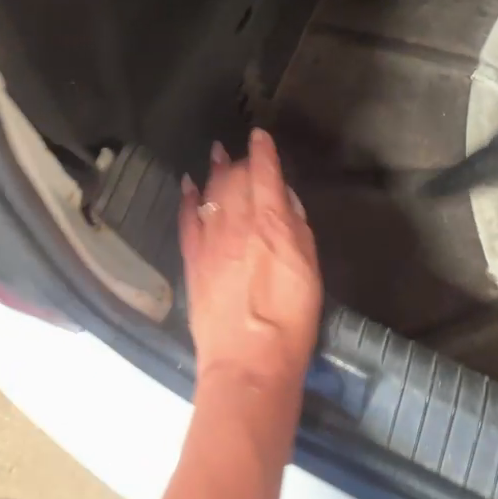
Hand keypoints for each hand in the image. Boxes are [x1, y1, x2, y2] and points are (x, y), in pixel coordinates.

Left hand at [177, 127, 323, 392]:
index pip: (265, 174)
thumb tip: (285, 200)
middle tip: (242, 152)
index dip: (263, 151)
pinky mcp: (192, 260)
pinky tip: (189, 184)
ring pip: (210, 193)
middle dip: (240, 161)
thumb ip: (297, 230)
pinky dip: (188, 198)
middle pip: (235, 179)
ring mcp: (210, 240)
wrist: (248, 363)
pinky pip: (187, 219)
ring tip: (216, 153)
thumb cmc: (291, 322)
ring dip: (214, 170)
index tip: (261, 135)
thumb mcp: (310, 271)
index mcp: (272, 224)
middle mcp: (238, 223)